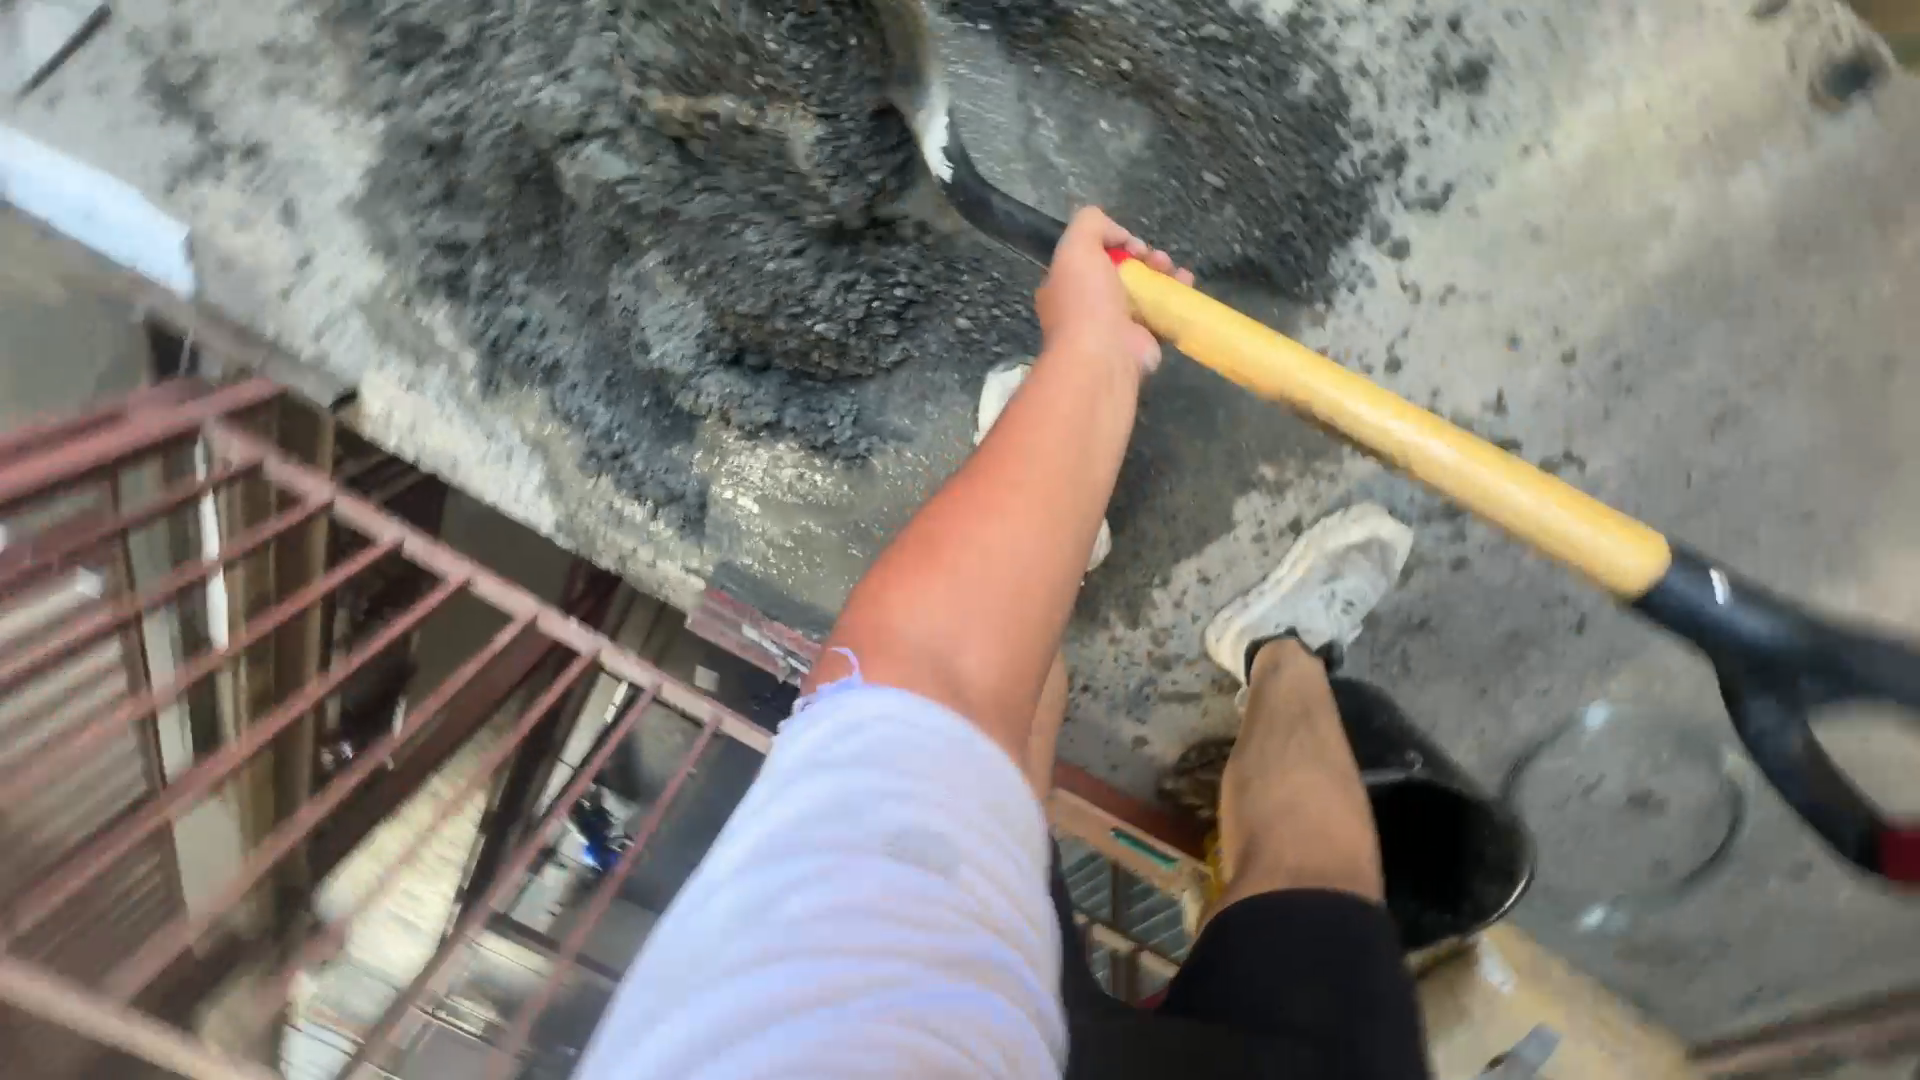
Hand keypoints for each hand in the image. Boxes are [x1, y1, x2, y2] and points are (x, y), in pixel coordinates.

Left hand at [1035, 207, 1192, 375]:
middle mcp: (1086, 308)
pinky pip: (1161, 313)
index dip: (1113, 243)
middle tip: (1155, 258)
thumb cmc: (1085, 301)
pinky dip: (1176, 296)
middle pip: (1120, 272)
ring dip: (1162, 273)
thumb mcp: (1076, 247)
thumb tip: (1119, 236)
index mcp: (1065, 287)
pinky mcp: (1140, 342)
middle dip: (1143, 258)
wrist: (1102, 357)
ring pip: (1143, 291)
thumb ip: (1091, 224)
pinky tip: (1186, 283)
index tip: (1129, 243)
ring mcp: (1114, 327)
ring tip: (1172, 269)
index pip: (1090, 257)